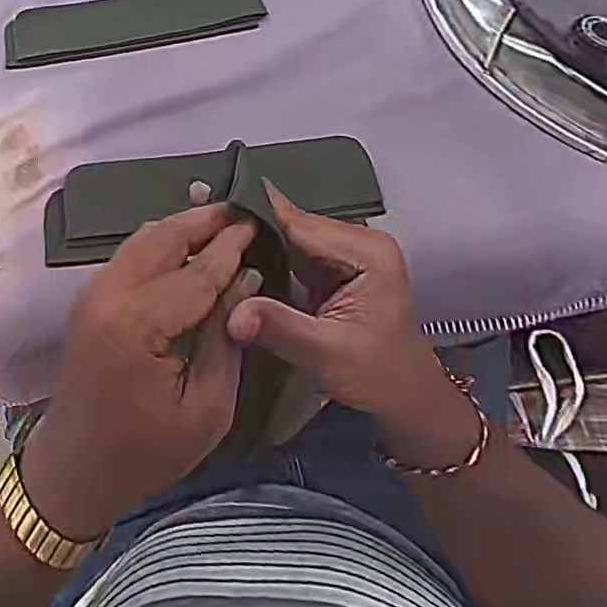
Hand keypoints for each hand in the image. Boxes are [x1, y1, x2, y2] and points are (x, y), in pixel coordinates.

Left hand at [19, 204, 259, 539]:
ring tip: (222, 223)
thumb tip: (246, 279)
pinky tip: (188, 249)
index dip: (231, 247)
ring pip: (143, 239)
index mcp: (137, 326)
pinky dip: (162, 243)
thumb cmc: (146, 452)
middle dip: (204, 219)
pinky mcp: (89, 299)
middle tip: (242, 208)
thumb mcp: (207, 408)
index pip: (196, 272)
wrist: (74, 469)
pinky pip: (131, 255)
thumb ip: (227, 337)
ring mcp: (92, 294)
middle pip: (163, 238)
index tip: (259, 223)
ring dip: (182, 227)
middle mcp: (108, 296)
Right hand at [226, 184, 478, 468]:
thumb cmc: (380, 375)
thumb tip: (233, 314)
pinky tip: (233, 262)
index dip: (255, 217)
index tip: (211, 210)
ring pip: (286, 237)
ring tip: (210, 243)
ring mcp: (343, 253)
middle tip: (201, 232)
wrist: (405, 395)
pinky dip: (263, 258)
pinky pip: (289, 253)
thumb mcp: (328, 355)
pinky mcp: (329, 267)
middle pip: (291, 225)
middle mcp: (357, 241)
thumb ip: (281, 329)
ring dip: (252, 242)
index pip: (301, 223)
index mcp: (368, 251)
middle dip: (248, 229)